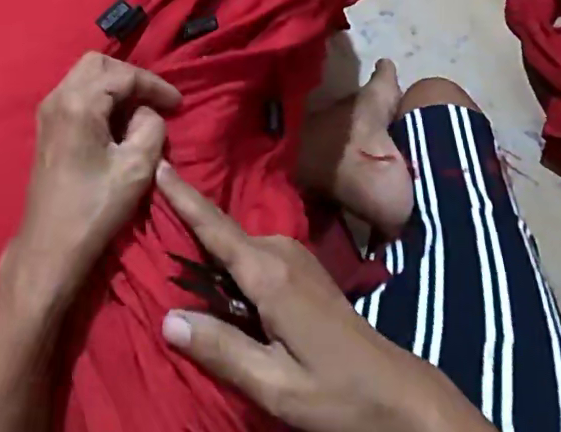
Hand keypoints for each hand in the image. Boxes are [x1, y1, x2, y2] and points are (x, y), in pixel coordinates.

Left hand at [3, 52, 182, 307]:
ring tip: (141, 110)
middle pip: (98, 63)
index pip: (122, 75)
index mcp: (77, 102)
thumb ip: (150, 128)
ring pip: (85, 75)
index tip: (178, 103)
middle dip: (130, 76)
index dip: (154, 85)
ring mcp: (48, 110)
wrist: (50, 245)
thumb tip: (146, 112)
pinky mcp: (47, 125)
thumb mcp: (136, 168)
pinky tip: (118, 121)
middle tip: (155, 100)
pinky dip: (100, 97)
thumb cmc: (94, 208)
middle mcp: (57, 96)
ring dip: (114, 85)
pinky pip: (77, 92)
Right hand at [155, 163, 491, 431]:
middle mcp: (279, 251)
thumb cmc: (340, 394)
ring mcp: (294, 255)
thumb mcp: (277, 387)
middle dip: (190, 241)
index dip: (183, 196)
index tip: (158, 163)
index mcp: (269, 274)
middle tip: (157, 253)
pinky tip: (228, 295)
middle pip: (221, 237)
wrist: (403, 398)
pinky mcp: (301, 266)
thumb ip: (221, 351)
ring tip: (188, 283)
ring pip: (237, 249)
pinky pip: (252, 257)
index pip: (214, 227)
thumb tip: (167, 319)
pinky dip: (232, 268)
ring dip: (212, 262)